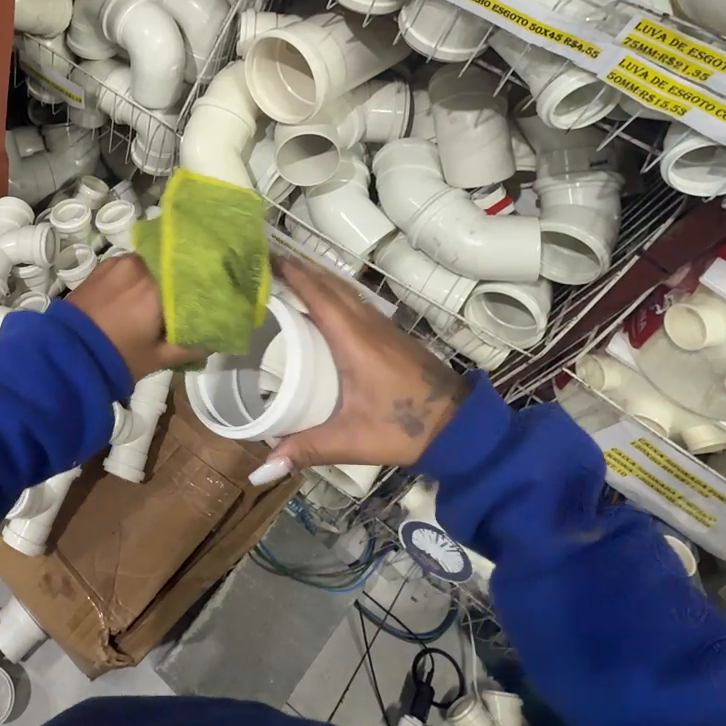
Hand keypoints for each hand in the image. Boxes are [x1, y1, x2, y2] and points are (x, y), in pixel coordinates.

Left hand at [63, 254, 205, 380]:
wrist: (65, 354)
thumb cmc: (118, 357)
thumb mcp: (159, 358)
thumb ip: (191, 346)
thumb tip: (212, 337)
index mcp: (158, 285)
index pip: (193, 276)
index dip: (203, 286)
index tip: (211, 297)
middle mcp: (140, 265)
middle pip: (170, 267)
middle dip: (179, 282)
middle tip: (187, 300)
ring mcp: (118, 262)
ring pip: (150, 265)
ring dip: (156, 278)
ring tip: (160, 298)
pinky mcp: (101, 267)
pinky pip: (129, 267)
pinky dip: (137, 278)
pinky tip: (138, 295)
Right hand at [250, 255, 471, 484]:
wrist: (464, 429)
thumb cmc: (406, 429)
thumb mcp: (352, 441)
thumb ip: (306, 450)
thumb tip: (261, 467)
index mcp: (355, 342)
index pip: (319, 296)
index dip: (292, 274)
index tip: (266, 258)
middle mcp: (369, 326)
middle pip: (332, 285)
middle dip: (301, 269)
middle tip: (268, 261)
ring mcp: (385, 329)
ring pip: (346, 292)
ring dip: (319, 278)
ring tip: (290, 274)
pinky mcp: (394, 337)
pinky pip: (357, 303)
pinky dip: (335, 293)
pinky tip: (324, 304)